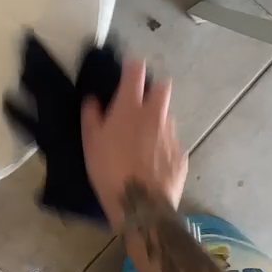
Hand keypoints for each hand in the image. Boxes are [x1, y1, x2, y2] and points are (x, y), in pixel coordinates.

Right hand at [81, 59, 186, 224]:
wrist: (141, 205)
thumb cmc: (108, 169)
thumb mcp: (90, 141)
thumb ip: (92, 115)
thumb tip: (93, 99)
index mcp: (130, 108)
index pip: (136, 73)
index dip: (132, 66)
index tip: (127, 67)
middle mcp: (155, 115)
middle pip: (163, 88)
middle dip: (153, 88)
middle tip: (140, 100)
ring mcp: (172, 135)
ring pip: (167, 116)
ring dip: (157, 118)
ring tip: (144, 136)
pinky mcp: (182, 155)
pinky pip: (172, 141)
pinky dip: (162, 144)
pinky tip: (152, 159)